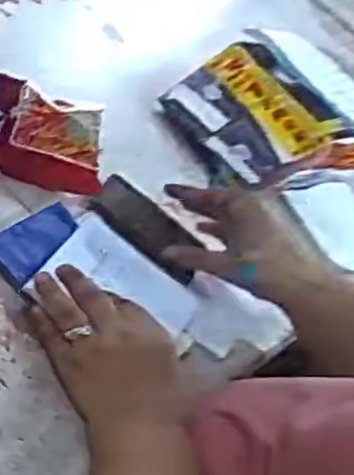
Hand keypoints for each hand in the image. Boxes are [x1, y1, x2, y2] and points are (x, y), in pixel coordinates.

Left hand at [25, 266, 184, 431]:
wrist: (136, 422)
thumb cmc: (164, 397)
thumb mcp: (170, 360)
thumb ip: (150, 339)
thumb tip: (133, 327)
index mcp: (150, 333)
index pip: (125, 304)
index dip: (106, 293)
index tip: (94, 286)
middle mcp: (117, 334)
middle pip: (93, 300)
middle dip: (75, 282)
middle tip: (61, 267)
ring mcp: (87, 346)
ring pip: (65, 313)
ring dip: (50, 294)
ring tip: (39, 278)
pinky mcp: (65, 361)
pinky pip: (48, 335)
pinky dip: (37, 320)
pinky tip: (28, 309)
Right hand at [161, 183, 340, 302]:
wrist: (308, 285)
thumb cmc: (267, 271)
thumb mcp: (222, 265)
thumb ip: (193, 256)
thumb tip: (166, 251)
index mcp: (251, 213)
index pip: (218, 196)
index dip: (193, 192)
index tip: (171, 189)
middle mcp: (262, 213)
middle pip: (228, 201)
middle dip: (201, 200)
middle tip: (175, 198)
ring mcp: (268, 224)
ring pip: (233, 212)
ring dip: (210, 211)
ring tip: (186, 211)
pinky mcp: (270, 236)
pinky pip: (239, 224)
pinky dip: (221, 224)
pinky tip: (205, 230)